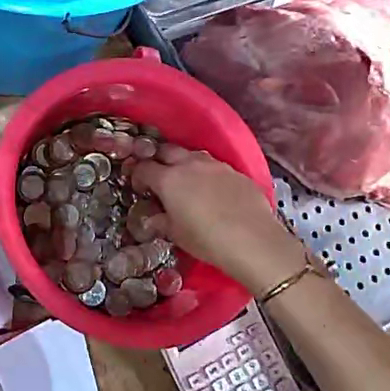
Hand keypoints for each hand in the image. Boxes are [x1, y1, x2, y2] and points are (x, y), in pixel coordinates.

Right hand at [132, 145, 304, 294]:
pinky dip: (208, 174)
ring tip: (185, 181)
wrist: (252, 239)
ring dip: (185, 163)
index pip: (144, 168)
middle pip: (168, 151)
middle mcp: (191, 164)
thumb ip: (161, 222)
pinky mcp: (237, 172)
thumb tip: (153, 219)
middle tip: (158, 177)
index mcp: (169, 179)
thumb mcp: (176, 234)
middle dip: (159, 160)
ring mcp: (216, 165)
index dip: (137, 175)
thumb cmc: (206, 239)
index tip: (139, 186)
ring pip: (193, 155)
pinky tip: (212, 190)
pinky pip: (216, 167)